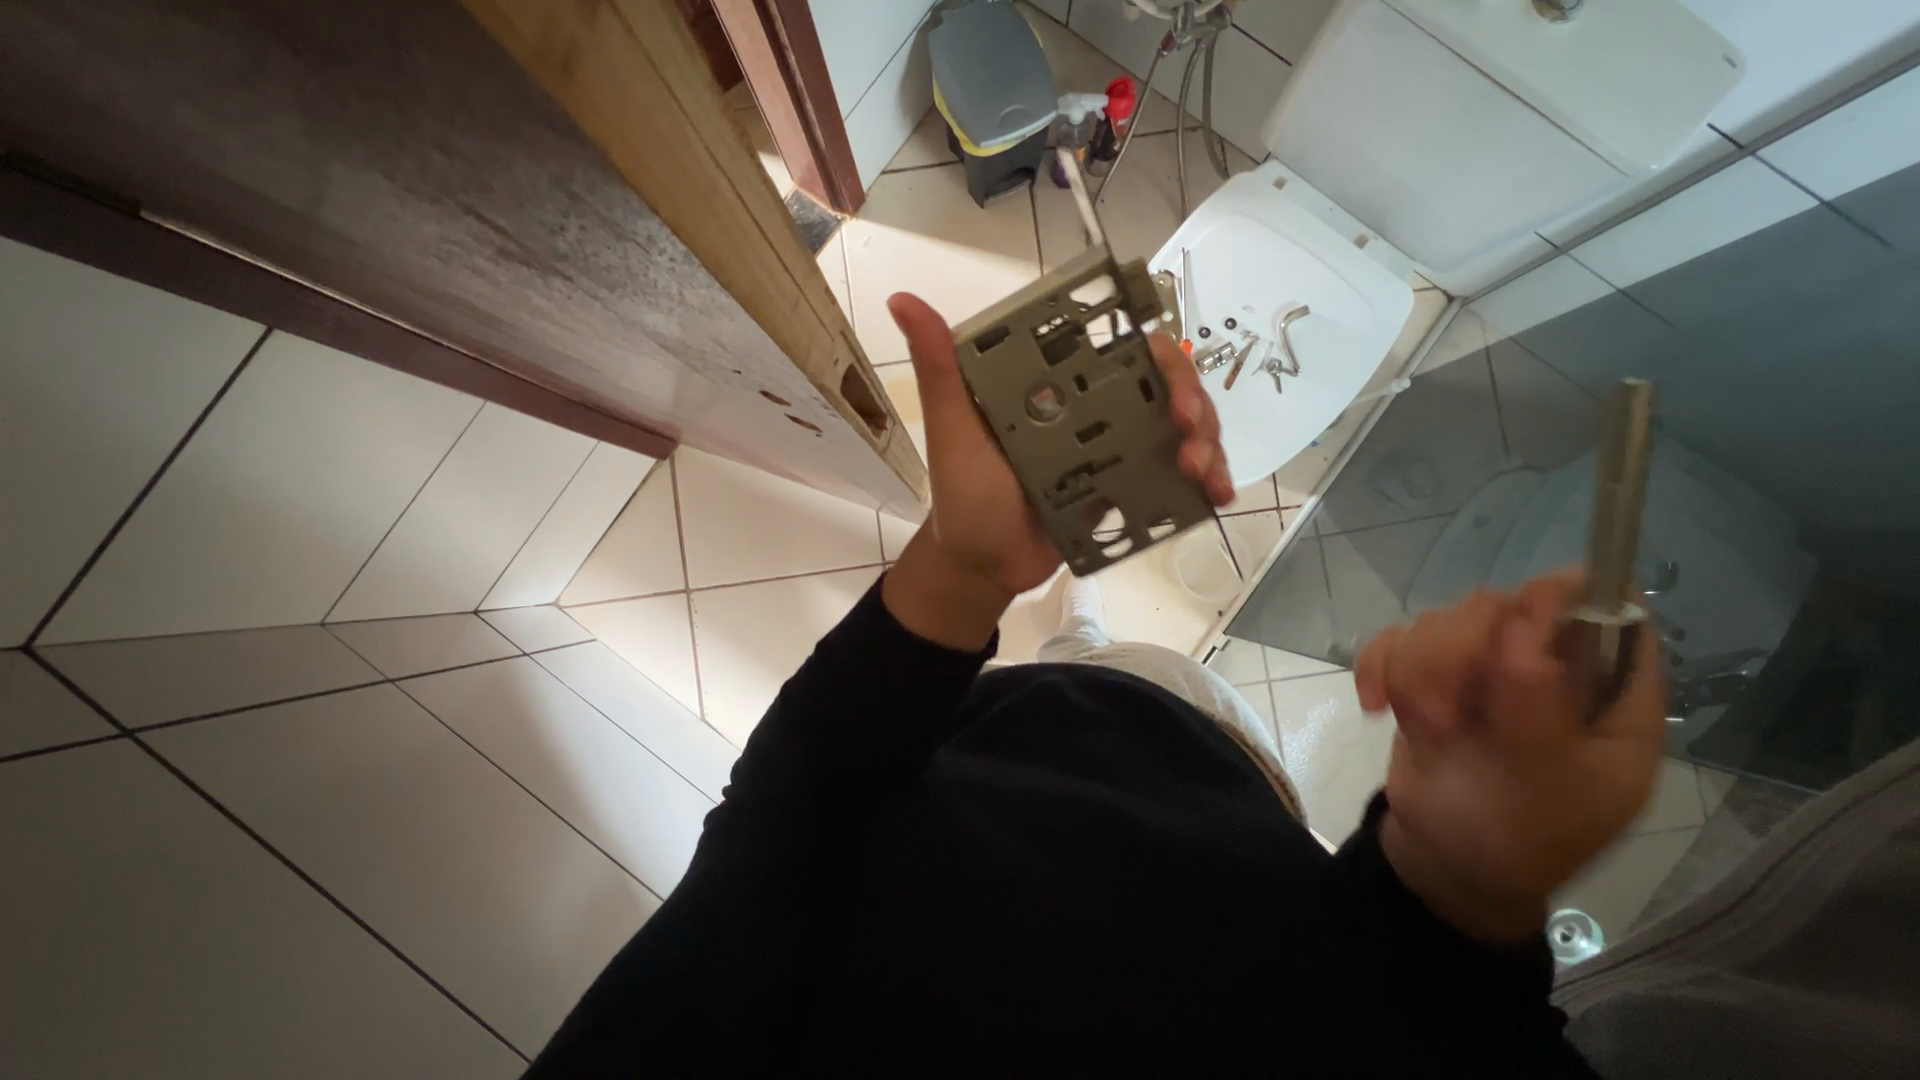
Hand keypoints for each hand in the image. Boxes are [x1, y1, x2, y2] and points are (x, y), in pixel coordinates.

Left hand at [880, 293, 1233, 649]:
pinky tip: (1215, 495)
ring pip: (1179, 425)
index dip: (1149, 349)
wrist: (983, 567)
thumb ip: (941, 372)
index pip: (1112, 346)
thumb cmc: (963, 496)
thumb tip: (903, 300)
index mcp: (1054, 383)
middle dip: (1191, 398)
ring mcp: (1114, 446)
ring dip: (1207, 440)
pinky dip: (1204, 479)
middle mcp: (1090, 405)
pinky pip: (1175, 473)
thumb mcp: (952, 433)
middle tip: (1191, 431)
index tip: (1165, 368)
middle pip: (1160, 382)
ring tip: (1205, 474)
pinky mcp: (1128, 485)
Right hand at [1355, 572, 1666, 943]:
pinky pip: (1396, 640)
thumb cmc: (1518, 838)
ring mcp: (1484, 671)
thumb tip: (1526, 619)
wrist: (1446, 866)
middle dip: (1459, 655)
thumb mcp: (1547, 784)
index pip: (1606, 612)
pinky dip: (1378, 668)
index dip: (1557, 604)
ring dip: (1418, 672)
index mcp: (1608, 695)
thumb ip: (1541, 701)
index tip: (1509, 635)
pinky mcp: (1429, 677)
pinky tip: (1377, 708)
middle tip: (1447, 715)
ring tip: (1426, 730)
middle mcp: (1550, 668)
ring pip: (1441, 620)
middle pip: (1504, 606)